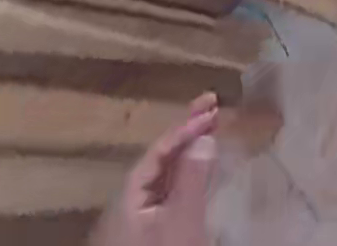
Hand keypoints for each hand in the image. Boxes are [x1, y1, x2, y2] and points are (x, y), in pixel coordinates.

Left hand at [90, 93, 217, 245]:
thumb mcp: (183, 220)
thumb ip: (193, 176)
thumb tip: (203, 136)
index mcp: (124, 203)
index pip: (156, 153)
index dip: (184, 126)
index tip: (213, 104)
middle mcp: (123, 211)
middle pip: (155, 162)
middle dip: (184, 133)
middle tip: (213, 106)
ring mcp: (132, 228)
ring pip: (160, 178)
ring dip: (186, 151)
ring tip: (211, 127)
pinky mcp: (144, 239)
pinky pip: (164, 194)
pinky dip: (184, 174)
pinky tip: (200, 167)